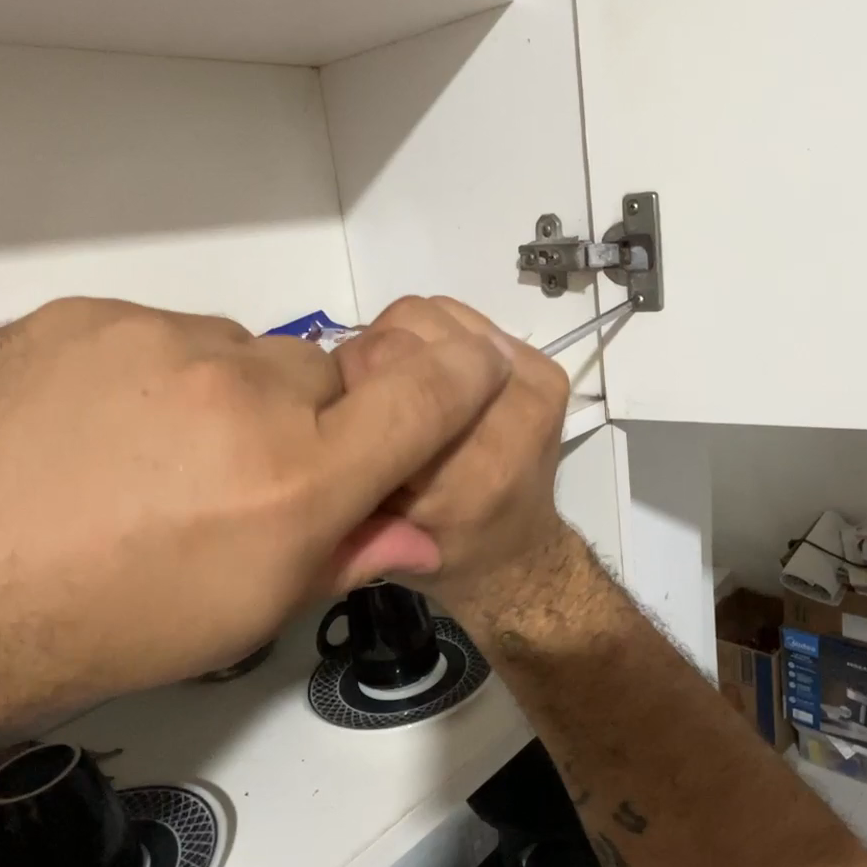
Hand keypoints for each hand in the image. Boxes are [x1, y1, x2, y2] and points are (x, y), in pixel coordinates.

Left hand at [0, 298, 509, 718]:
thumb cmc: (99, 628)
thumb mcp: (244, 616)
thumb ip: (348, 557)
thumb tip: (422, 532)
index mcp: (297, 479)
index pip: (428, 393)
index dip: (463, 377)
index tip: (471, 370)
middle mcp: (244, 392)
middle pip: (329, 374)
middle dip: (311, 417)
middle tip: (242, 474)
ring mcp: (158, 339)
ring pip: (242, 353)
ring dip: (227, 396)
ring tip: (148, 457)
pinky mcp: (83, 315)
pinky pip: (160, 336)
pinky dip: (155, 375)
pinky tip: (91, 431)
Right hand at [333, 297, 572, 617]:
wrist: (515, 555)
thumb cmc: (437, 549)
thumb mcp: (371, 528)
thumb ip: (350, 455)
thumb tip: (318, 376)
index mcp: (465, 468)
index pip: (383, 360)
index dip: (350, 376)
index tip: (345, 408)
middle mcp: (511, 417)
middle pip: (408, 324)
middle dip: (375, 353)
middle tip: (372, 397)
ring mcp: (536, 388)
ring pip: (437, 311)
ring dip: (408, 341)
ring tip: (405, 388)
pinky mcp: (548, 373)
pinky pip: (469, 320)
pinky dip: (442, 340)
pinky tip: (439, 382)